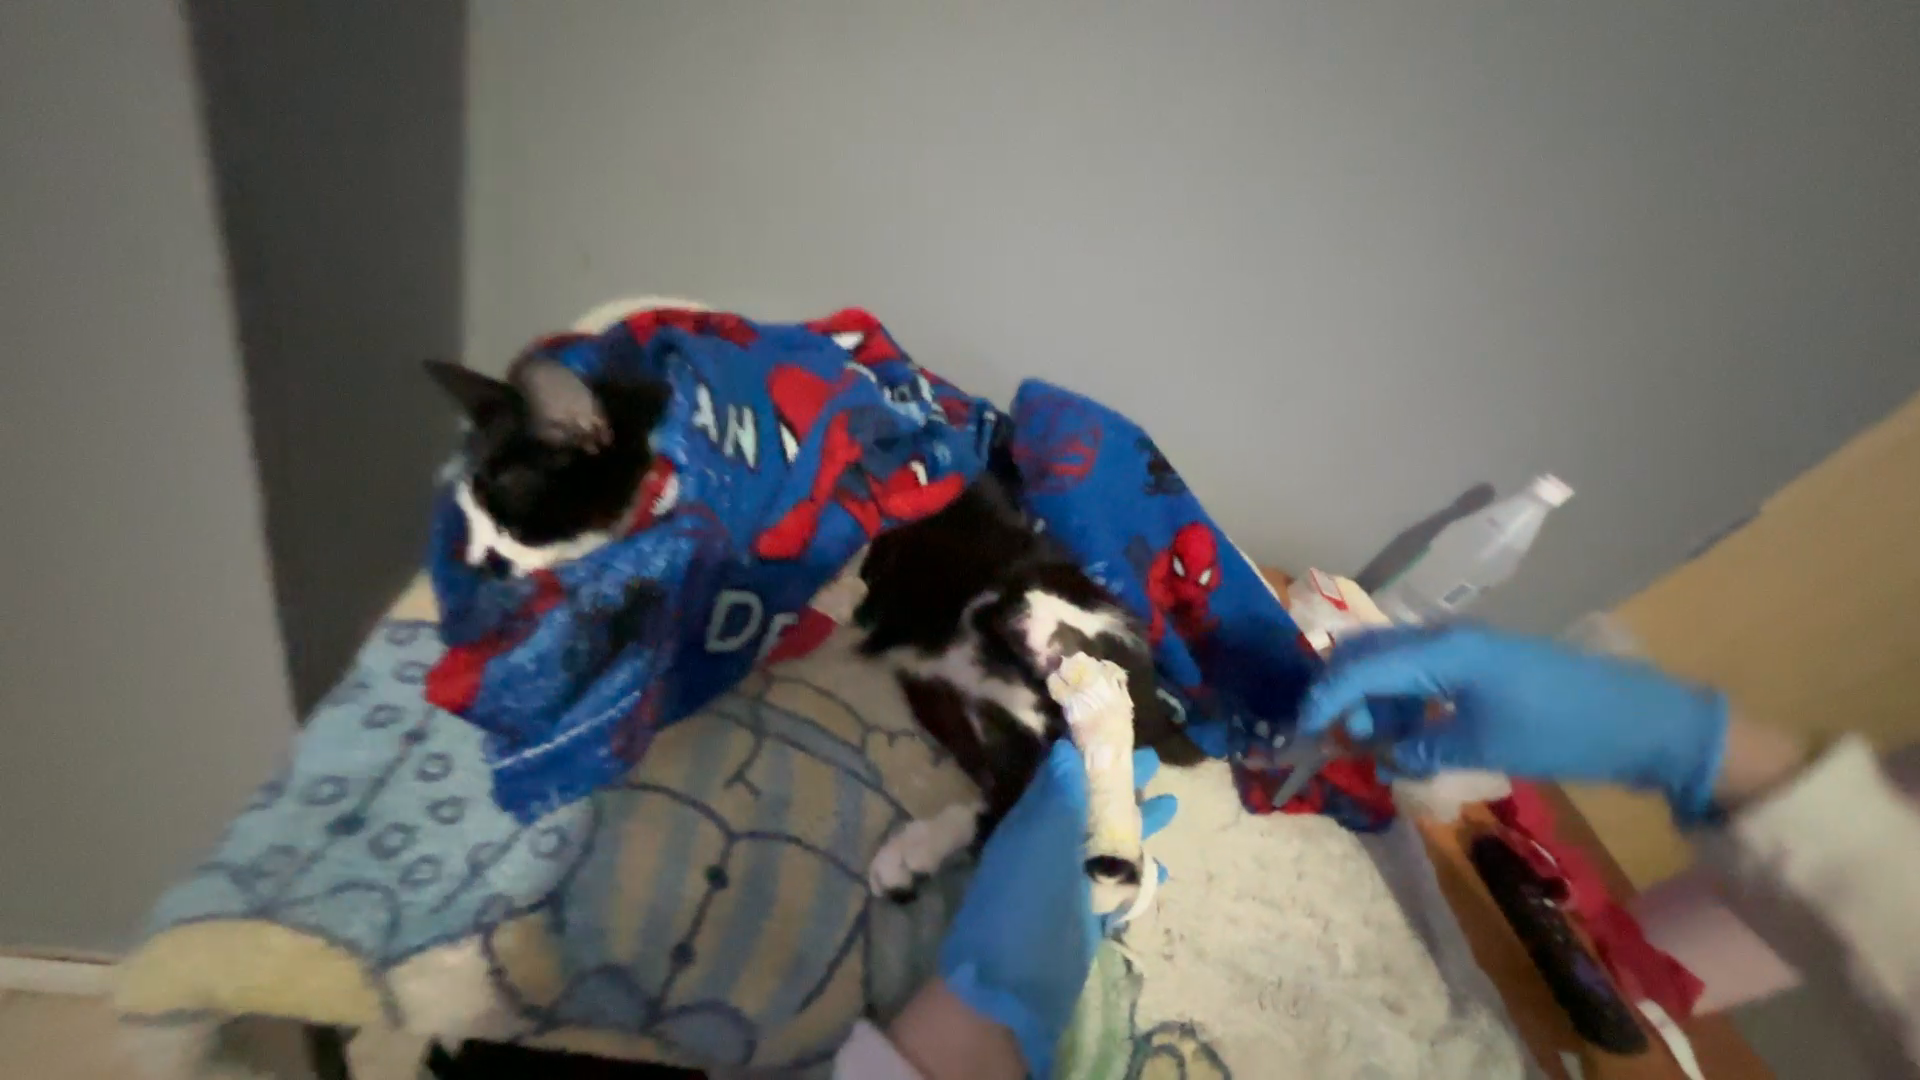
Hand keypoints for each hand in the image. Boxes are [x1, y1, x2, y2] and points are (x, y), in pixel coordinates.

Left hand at [937, 744, 1176, 1076]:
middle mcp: (1051, 844)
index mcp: (1034, 820)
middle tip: (1156, 761)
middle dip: (1121, 784)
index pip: (1065, 775)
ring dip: (1138, 824)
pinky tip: (1164, 866)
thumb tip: (1066, 745)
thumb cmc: (1025, 901)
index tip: (1119, 731)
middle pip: (1092, 805)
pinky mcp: (1087, 915)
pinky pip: (1117, 886)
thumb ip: (1058, 796)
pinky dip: (1139, 874)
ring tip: (1173, 805)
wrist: (1011, 987)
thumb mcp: (1039, 839)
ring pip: (1108, 842)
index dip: (1090, 753)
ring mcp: (1070, 881)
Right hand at [1298, 625, 1729, 821]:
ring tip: (1378, 739)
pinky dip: (1400, 696)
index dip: (1326, 698)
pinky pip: (1417, 669)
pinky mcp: (1476, 658)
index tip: (1304, 729)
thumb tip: (1384, 756)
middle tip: (1345, 736)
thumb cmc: (1563, 732)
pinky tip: (1409, 729)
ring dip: (1372, 697)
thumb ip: (1421, 748)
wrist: (1650, 721)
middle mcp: (1443, 637)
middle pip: (1366, 653)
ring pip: (1389, 660)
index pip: (1362, 667)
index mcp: (1442, 651)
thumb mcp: (1484, 747)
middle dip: (1343, 693)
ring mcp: (1461, 645)